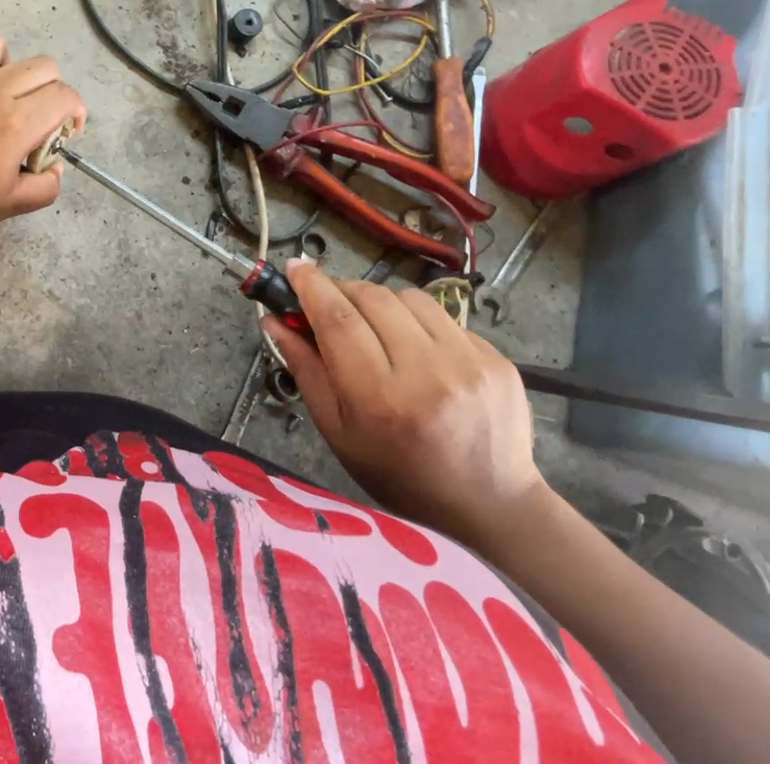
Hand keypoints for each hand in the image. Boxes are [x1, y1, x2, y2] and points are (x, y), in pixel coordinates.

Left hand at [0, 30, 86, 253]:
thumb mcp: (10, 207)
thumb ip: (45, 186)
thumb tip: (52, 167)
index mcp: (17, 122)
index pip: (64, 95)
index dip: (75, 113)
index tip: (65, 134)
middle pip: (42, 65)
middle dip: (51, 89)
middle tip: (37, 120)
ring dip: (8, 64)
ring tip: (1, 95)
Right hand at [260, 261, 548, 547]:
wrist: (488, 503)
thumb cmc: (397, 474)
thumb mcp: (338, 431)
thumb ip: (306, 371)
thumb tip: (273, 321)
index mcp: (378, 397)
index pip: (338, 320)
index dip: (312, 287)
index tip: (295, 267)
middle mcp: (426, 371)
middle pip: (372, 298)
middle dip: (342, 290)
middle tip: (327, 301)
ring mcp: (468, 362)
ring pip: (410, 298)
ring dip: (381, 302)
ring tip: (373, 327)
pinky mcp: (496, 358)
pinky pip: (445, 318)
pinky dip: (418, 323)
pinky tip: (415, 350)